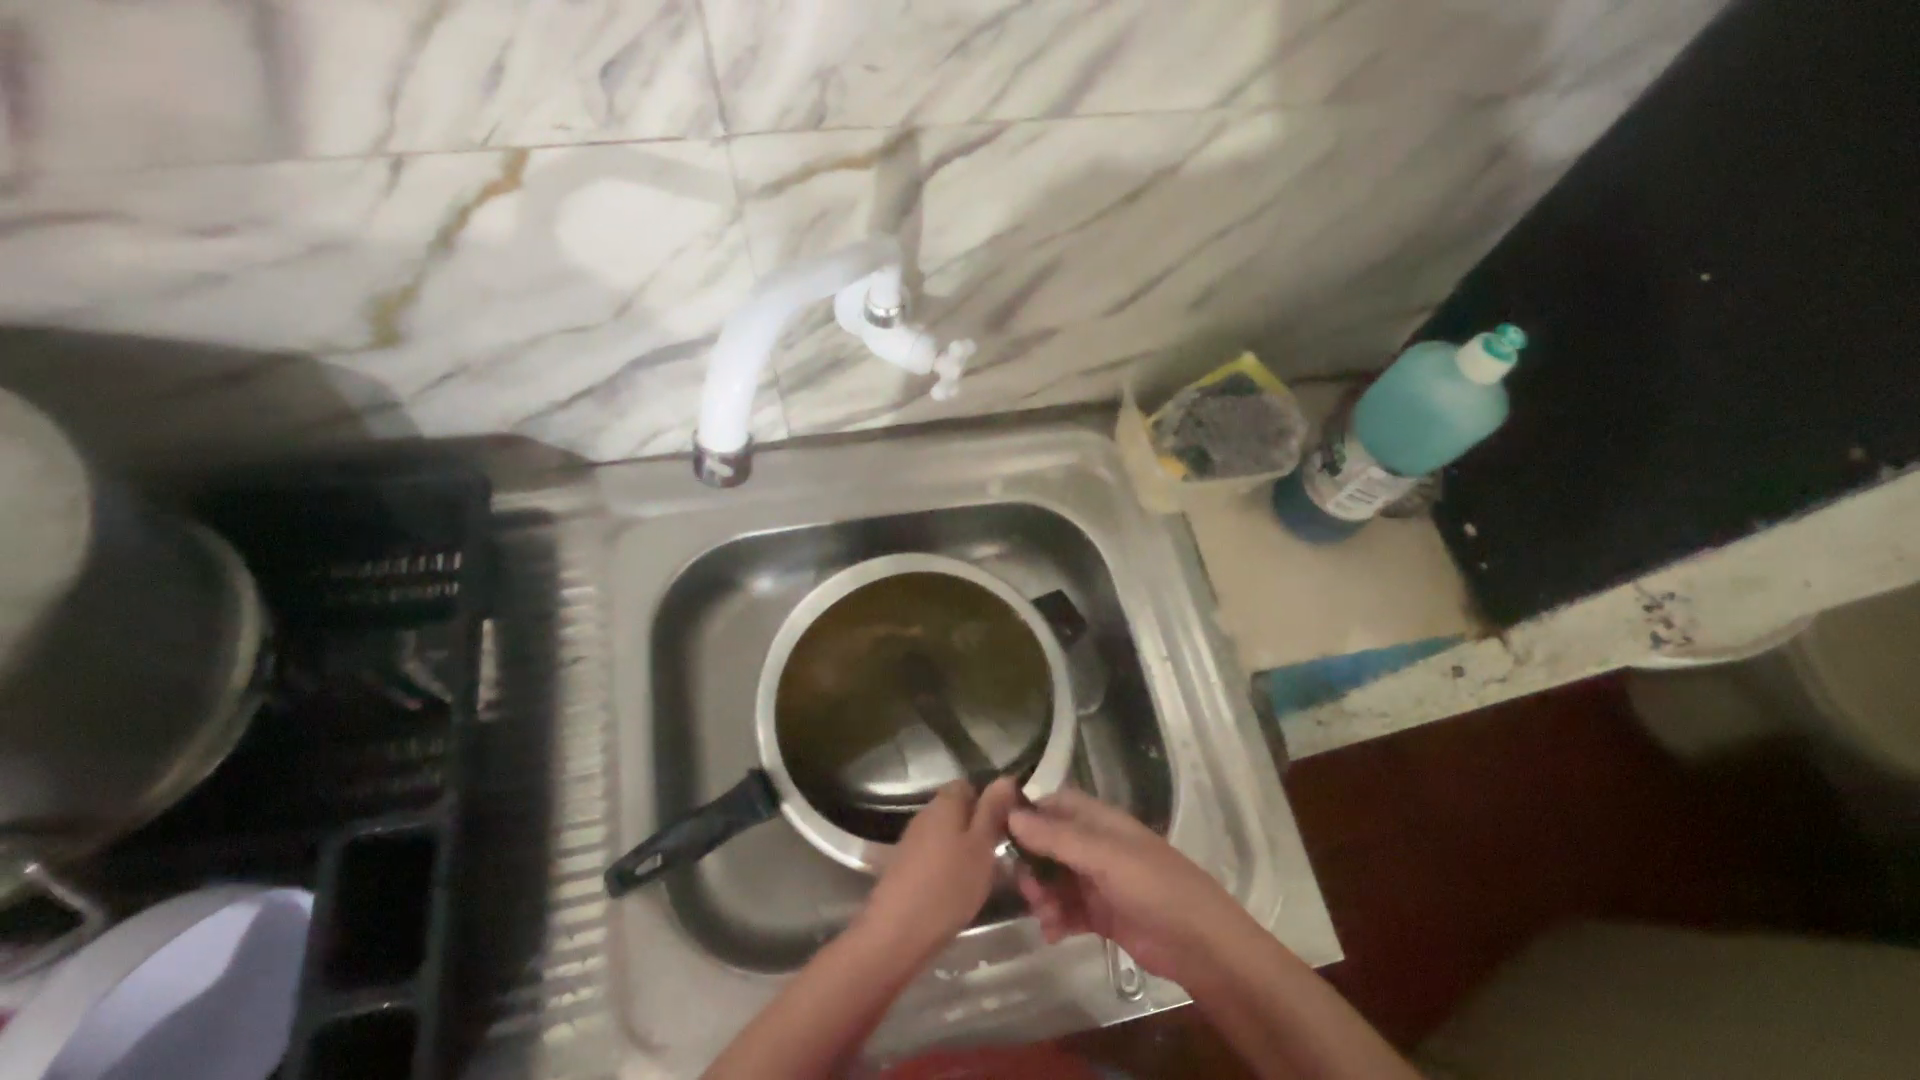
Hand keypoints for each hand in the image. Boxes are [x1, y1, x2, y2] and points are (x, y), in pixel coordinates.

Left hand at [855, 777, 1020, 957]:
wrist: (897, 932)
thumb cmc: (948, 885)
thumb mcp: (981, 846)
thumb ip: (992, 811)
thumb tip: (1005, 777)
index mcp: (944, 803)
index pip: (969, 785)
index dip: (990, 799)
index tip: (1008, 822)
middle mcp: (925, 815)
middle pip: (958, 810)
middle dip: (979, 826)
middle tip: (1002, 851)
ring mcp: (912, 841)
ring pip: (947, 834)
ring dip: (966, 848)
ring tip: (986, 873)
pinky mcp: (905, 867)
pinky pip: (935, 855)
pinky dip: (950, 866)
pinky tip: (961, 888)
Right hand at [1009, 789, 1256, 985]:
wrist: (1199, 944)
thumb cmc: (1154, 887)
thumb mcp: (1105, 857)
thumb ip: (1058, 837)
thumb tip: (1011, 814)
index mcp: (1102, 823)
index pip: (1057, 805)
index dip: (1029, 813)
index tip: (999, 831)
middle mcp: (1098, 848)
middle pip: (1050, 846)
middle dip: (1032, 865)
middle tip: (1026, 888)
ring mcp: (1100, 883)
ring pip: (1055, 881)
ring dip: (1043, 897)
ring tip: (1045, 916)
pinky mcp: (1102, 916)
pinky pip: (1067, 911)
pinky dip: (1056, 920)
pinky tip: (1053, 934)